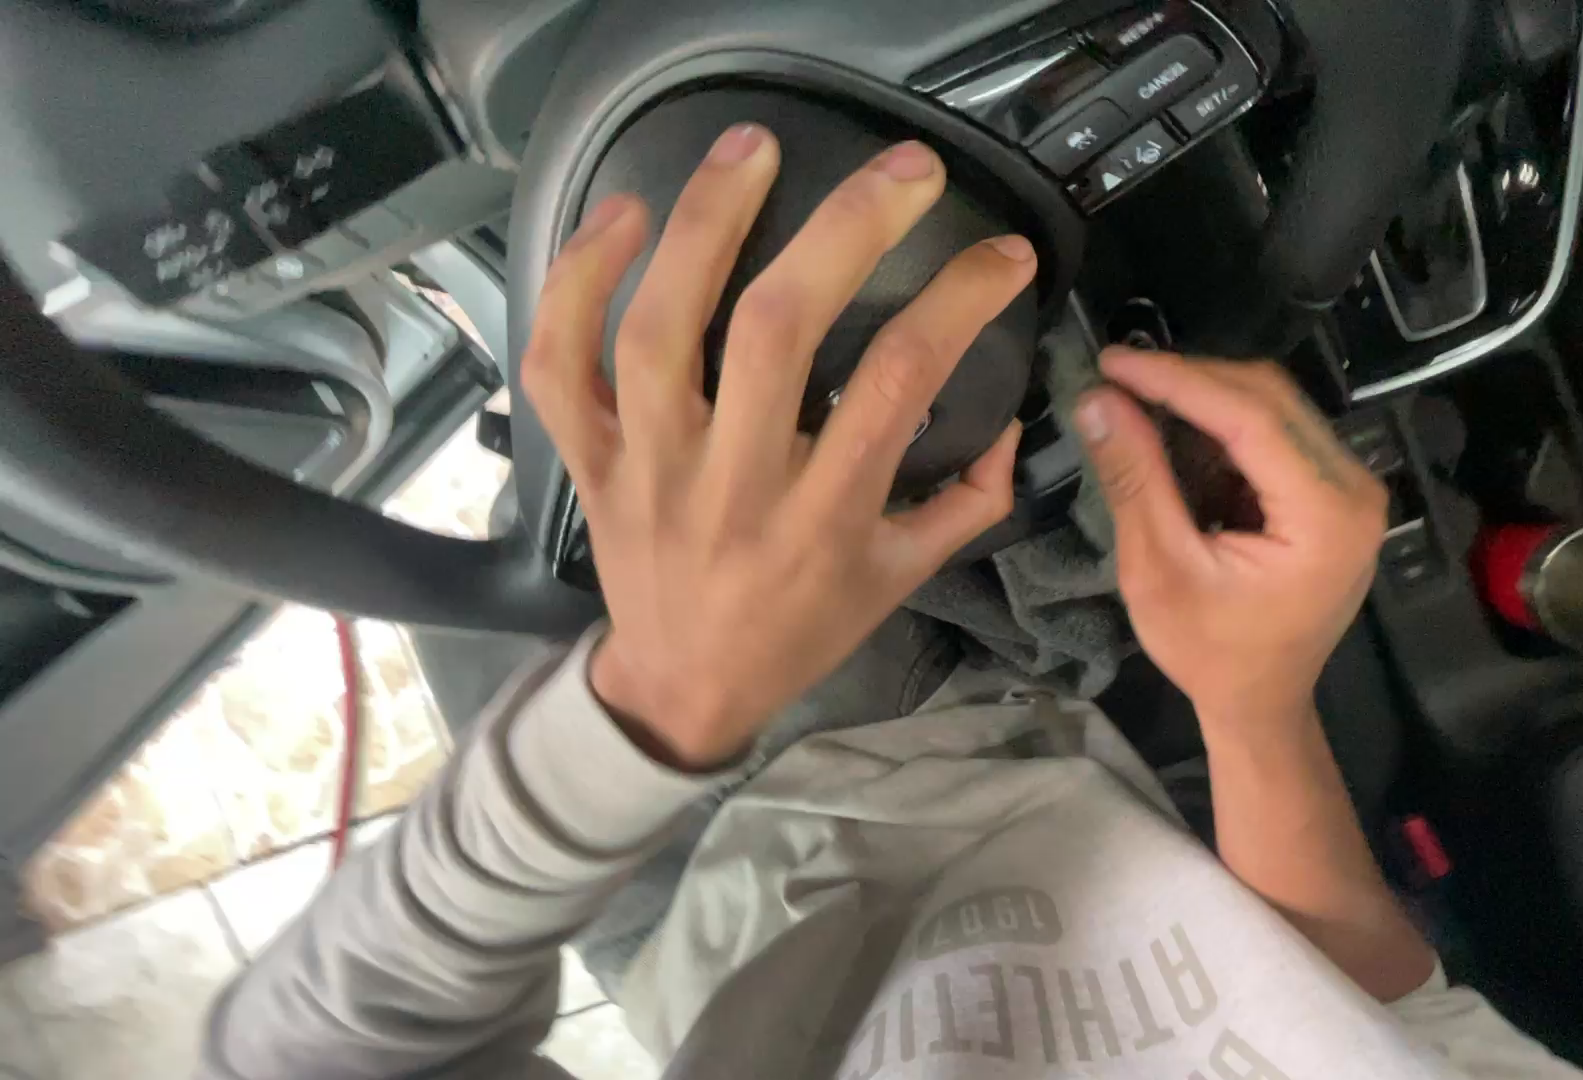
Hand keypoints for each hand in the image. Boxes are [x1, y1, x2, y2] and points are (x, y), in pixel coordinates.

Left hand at [520, 126, 1035, 769]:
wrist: (688, 686)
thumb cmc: (803, 629)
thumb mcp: (902, 578)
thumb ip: (967, 504)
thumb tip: (1012, 423)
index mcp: (825, 517)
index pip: (899, 382)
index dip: (960, 302)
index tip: (1001, 254)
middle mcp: (736, 484)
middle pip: (777, 332)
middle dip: (848, 229)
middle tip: (903, 171)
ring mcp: (652, 468)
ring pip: (661, 328)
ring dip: (706, 223)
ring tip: (753, 148)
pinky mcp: (595, 462)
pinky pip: (562, 365)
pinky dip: (576, 280)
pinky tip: (620, 214)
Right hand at [1074, 349, 1386, 733]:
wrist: (1259, 701)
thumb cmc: (1209, 652)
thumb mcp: (1159, 570)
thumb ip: (1135, 480)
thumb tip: (1097, 402)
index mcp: (1325, 515)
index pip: (1251, 415)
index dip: (1177, 379)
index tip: (1113, 360)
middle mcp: (1352, 487)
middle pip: (1267, 398)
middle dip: (1187, 380)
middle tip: (1116, 375)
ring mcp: (1346, 486)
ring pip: (1269, 407)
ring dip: (1199, 398)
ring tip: (1133, 399)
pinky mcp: (1326, 490)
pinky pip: (1269, 433)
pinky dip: (1215, 426)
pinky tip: (1170, 433)